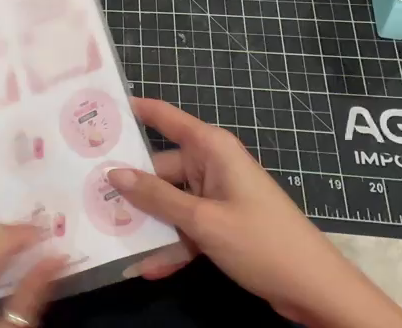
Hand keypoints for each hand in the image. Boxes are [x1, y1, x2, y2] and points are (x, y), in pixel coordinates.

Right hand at [110, 99, 401, 327]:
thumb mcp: (203, 221)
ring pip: (170, 202)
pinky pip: (185, 228)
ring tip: (107, 233)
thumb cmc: (261, 240)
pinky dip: (170, 246)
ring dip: (148, 223)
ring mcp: (217, 196)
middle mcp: (211, 165)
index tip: (94, 110)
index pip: (163, 116)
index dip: (132, 109)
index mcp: (210, 147)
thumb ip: (157, 198)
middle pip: (160, 167)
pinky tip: (144, 267)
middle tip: (86, 192)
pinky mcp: (222, 226)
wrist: (315, 290)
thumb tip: (113, 173)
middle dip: (130, 185)